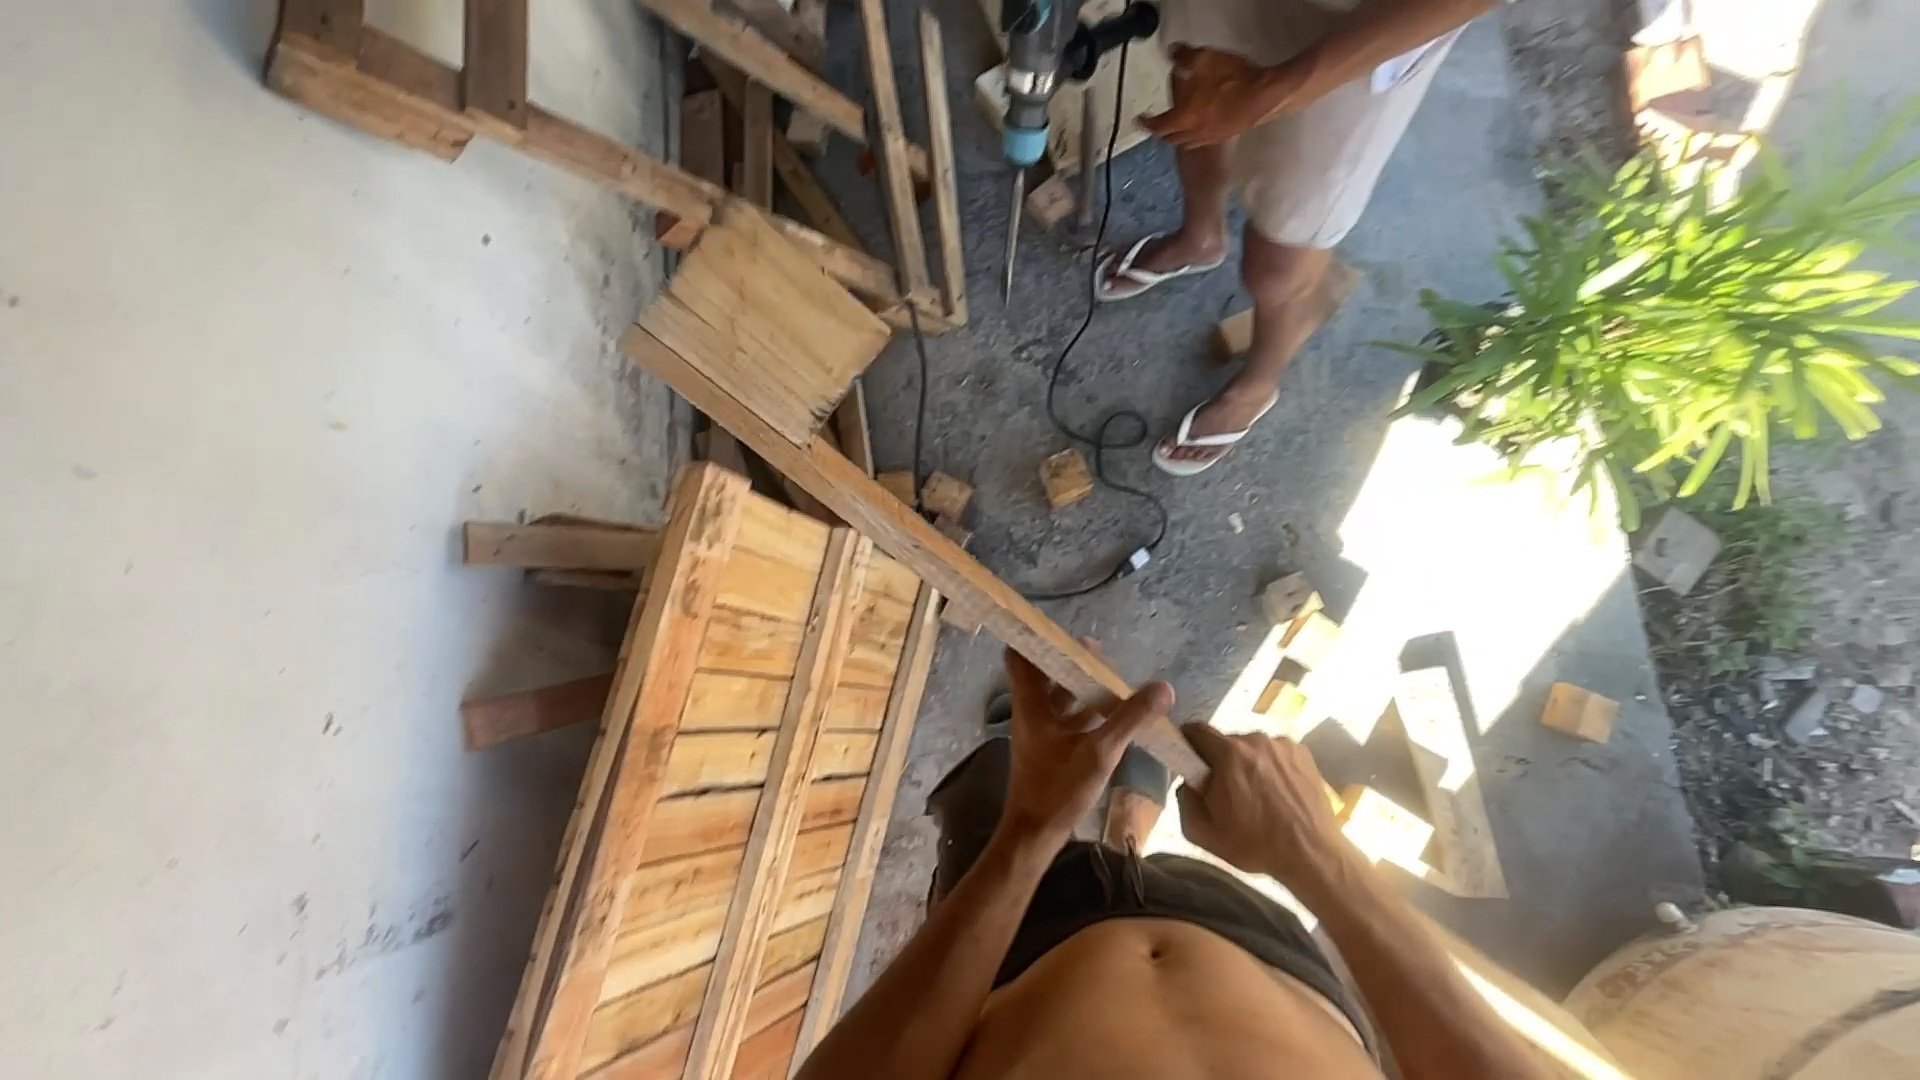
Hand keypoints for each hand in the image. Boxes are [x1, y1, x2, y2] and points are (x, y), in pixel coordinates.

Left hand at [998, 648, 1174, 850]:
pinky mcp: (1048, 749)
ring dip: (1079, 687)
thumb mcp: (1100, 752)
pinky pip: (1066, 719)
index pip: (1018, 655)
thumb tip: (1162, 688)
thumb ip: (1130, 719)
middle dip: (1068, 660)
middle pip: (1043, 673)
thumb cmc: (1058, 789)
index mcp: (1031, 704)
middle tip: (1097, 652)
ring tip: (1110, 679)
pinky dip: (1084, 712)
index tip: (1057, 625)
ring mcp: (1038, 732)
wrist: (1035, 834)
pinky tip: (1111, 715)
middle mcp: (1030, 712)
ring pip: (1057, 697)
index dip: (1032, 636)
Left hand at [1140, 46, 1308, 147]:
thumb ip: (1184, 57)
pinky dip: (1193, 133)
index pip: (1157, 125)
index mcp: (1183, 119)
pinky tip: (1199, 123)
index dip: (1146, 122)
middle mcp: (1192, 134)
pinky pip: (1201, 139)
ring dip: (1177, 134)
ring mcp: (1209, 138)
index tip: (1139, 119)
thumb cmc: (1230, 79)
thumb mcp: (1203, 60)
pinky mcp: (1224, 136)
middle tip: (1158, 122)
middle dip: (1161, 130)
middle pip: (1170, 138)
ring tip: (1176, 123)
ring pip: (1185, 141)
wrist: (1264, 95)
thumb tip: (1172, 52)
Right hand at [1176, 727, 1352, 892]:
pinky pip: (1274, 752)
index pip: (1196, 730)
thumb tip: (1188, 781)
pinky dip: (1271, 765)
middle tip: (1227, 790)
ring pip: (1251, 747)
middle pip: (1225, 741)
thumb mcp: (1203, 832)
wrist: (1312, 854)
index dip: (1188, 742)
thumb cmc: (1255, 844)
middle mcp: (1254, 740)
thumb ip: (1184, 800)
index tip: (1189, 759)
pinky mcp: (1302, 751)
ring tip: (1259, 793)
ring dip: (1247, 763)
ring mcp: (1281, 744)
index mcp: (1228, 754)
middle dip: (1221, 760)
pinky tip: (1279, 791)